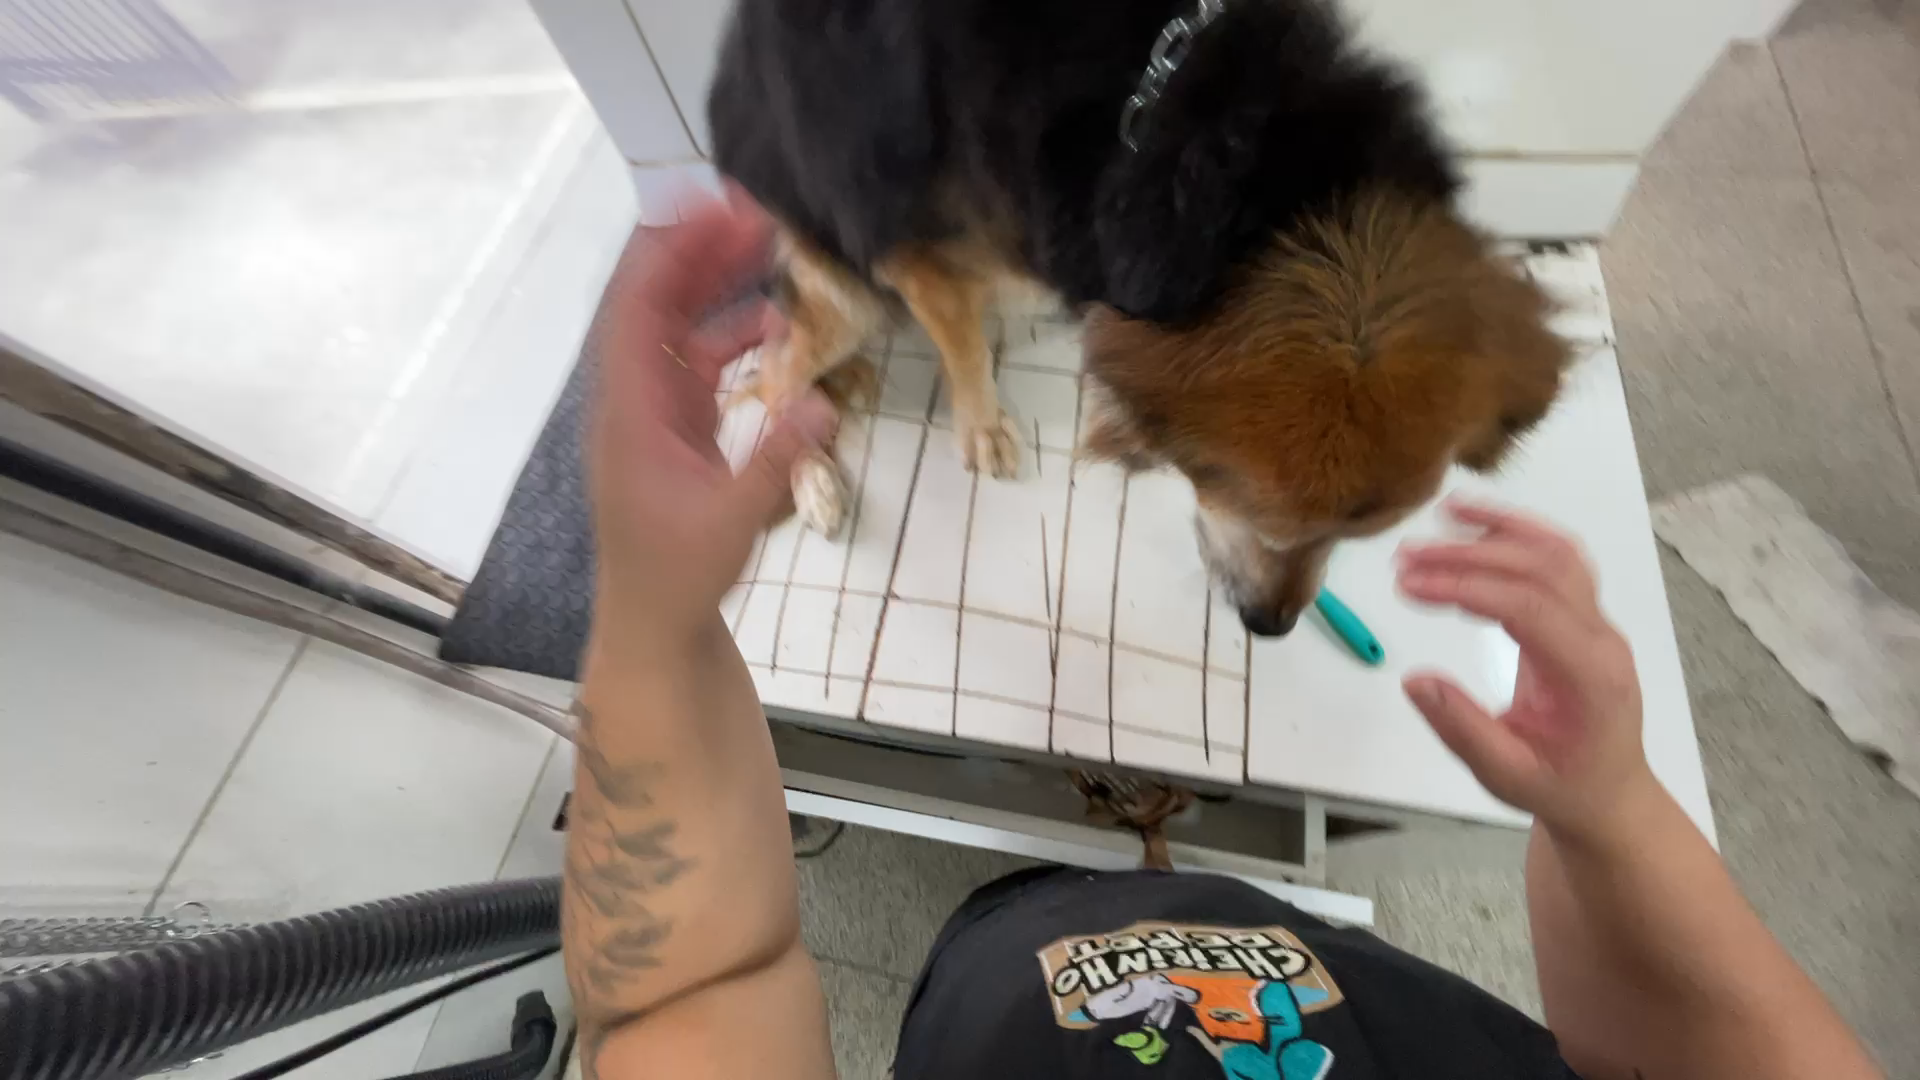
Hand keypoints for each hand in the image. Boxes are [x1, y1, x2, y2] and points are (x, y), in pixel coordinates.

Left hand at [588, 193, 834, 646]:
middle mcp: (634, 397)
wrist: (654, 616)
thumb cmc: (678, 573)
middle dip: (695, 251)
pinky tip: (769, 327)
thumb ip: (775, 462)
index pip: (637, 309)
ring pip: (676, 329)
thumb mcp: (731, 520)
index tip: (709, 205)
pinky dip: (729, 336)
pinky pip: (697, 363)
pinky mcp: (675, 426)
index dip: (667, 251)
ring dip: (712, 287)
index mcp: (632, 411)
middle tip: (749, 210)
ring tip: (760, 248)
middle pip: (654, 304)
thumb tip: (824, 406)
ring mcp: (653, 410)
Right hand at [1395, 501, 1659, 843]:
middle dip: (1468, 555)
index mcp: (1587, 675)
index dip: (1464, 587)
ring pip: (1555, 553)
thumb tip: (1413, 679)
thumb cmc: (1555, 784)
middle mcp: (1600, 637)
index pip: (1528, 608)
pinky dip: (1517, 532)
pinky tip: (1475, 524)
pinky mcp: (1582, 615)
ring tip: (1440, 516)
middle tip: (1402, 557)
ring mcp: (1597, 621)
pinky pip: (1557, 559)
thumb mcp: (1503, 773)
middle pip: (1540, 569)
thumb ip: (1460, 727)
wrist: (1608, 793)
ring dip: (1496, 530)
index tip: (1405, 584)